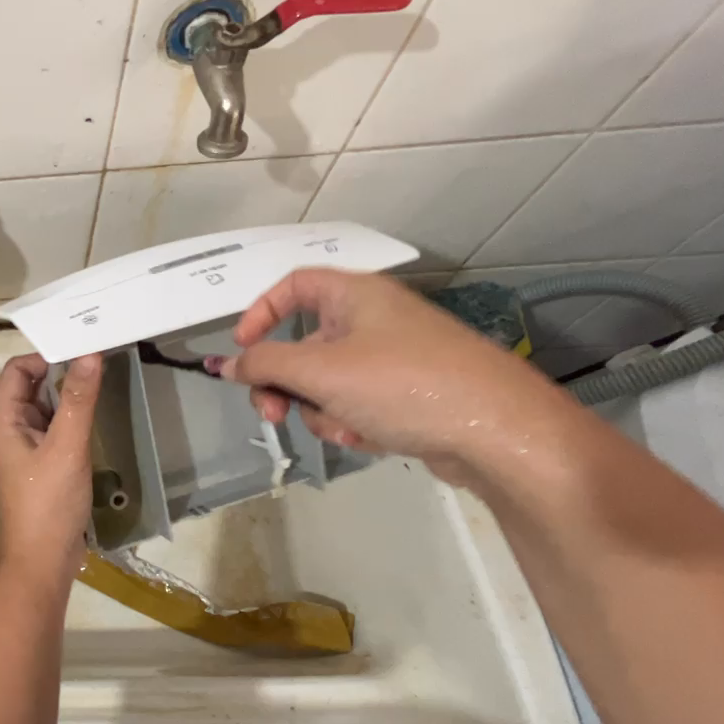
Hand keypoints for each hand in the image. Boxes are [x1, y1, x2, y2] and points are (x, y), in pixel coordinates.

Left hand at [0, 352, 102, 584]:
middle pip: (33, 386)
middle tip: (100, 352)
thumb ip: (78, 401)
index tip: (79, 344)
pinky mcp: (47, 464)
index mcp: (6, 421)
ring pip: (48, 408)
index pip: (16, 371)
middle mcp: (14, 429)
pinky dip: (76, 416)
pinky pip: (59, 429)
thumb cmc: (47, 502)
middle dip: (61, 368)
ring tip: (106, 374)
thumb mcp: (66, 447)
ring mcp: (30, 448)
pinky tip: (101, 412)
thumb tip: (90, 354)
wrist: (42, 560)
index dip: (43, 354)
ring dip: (71, 392)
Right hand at [206, 269, 579, 486]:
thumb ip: (264, 365)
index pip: (293, 286)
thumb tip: (224, 365)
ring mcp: (393, 359)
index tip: (242, 350)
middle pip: (302, 345)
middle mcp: (374, 320)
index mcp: (357, 296)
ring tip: (344, 429)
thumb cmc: (403, 385)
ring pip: (325, 382)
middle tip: (273, 414)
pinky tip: (369, 438)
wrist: (499, 433)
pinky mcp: (408, 395)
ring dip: (320, 409)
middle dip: (283, 383)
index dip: (260, 313)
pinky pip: (356, 404)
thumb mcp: (320, 372)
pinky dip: (351, 422)